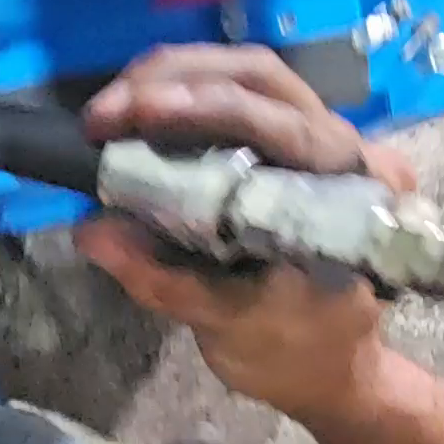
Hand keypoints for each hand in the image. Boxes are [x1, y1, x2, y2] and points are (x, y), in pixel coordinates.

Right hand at [74, 45, 416, 422]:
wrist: (330, 368)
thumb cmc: (296, 356)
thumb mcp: (231, 328)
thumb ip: (164, 280)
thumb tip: (90, 231)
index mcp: (354, 196)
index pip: (281, 124)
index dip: (201, 108)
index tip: (127, 117)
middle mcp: (349, 149)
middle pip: (261, 77)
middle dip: (174, 80)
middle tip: (102, 111)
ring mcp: (322, 140)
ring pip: (249, 76)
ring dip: (173, 79)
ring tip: (112, 106)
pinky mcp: (291, 144)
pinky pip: (240, 97)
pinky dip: (183, 95)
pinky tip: (140, 111)